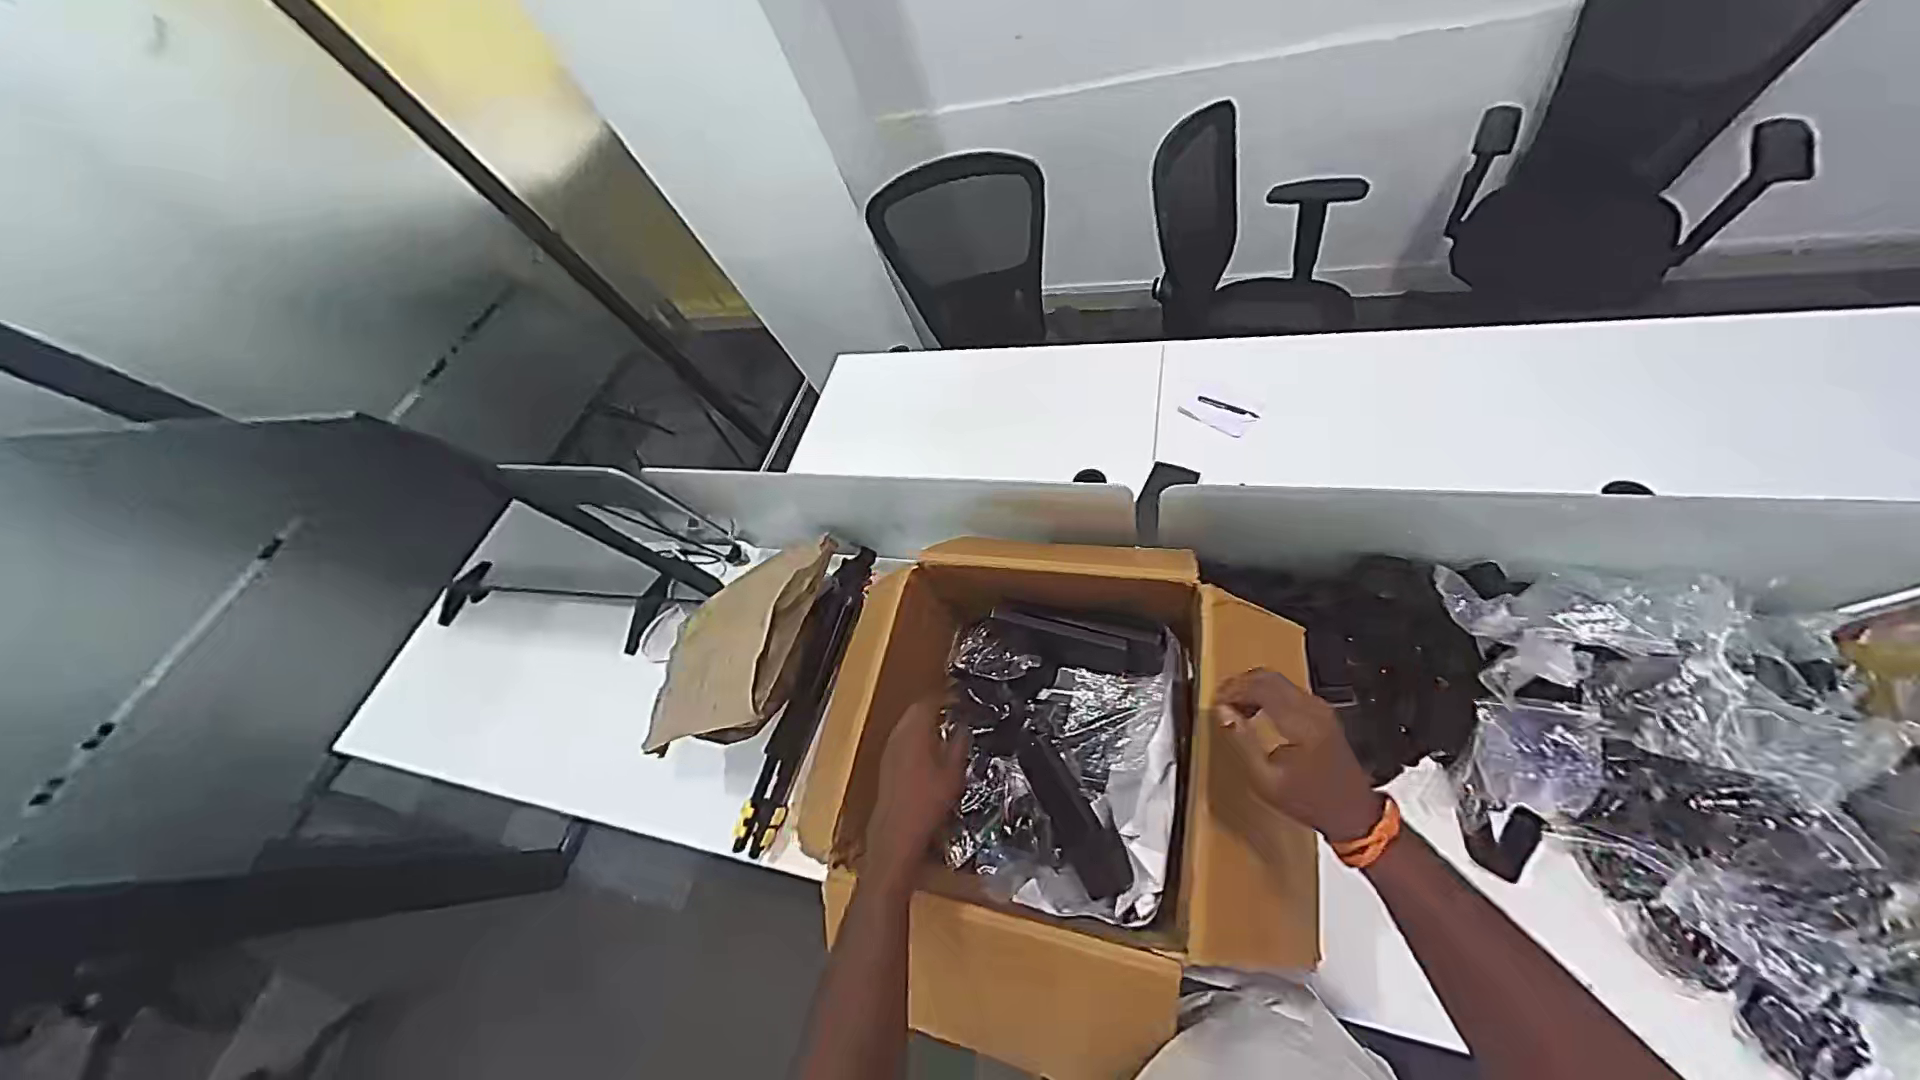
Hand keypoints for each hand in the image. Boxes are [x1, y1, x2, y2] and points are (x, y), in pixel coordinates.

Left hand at [864, 689, 970, 878]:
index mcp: (915, 730)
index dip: (946, 696)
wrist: (896, 834)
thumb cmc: (928, 802)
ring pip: (907, 723)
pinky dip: (916, 735)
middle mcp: (898, 734)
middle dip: (935, 705)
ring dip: (924, 720)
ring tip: (945, 724)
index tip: (960, 696)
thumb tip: (964, 725)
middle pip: (916, 709)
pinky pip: (902, 737)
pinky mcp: (886, 763)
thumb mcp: (954, 772)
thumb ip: (960, 743)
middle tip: (955, 708)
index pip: (929, 701)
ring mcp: (889, 748)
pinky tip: (929, 748)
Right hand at [1215, 668, 1383, 844]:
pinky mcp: (1321, 712)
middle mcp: (1313, 709)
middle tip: (1221, 700)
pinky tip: (1255, 711)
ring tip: (1234, 707)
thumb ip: (1242, 742)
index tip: (1217, 702)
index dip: (1233, 690)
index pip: (1259, 688)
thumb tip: (1223, 713)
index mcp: (1301, 724)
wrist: (1352, 812)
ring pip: (1276, 679)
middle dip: (1239, 684)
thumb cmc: (1310, 800)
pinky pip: (1287, 689)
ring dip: (1251, 687)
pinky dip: (1265, 693)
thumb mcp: (1266, 780)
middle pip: (1267, 677)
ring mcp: (1320, 708)